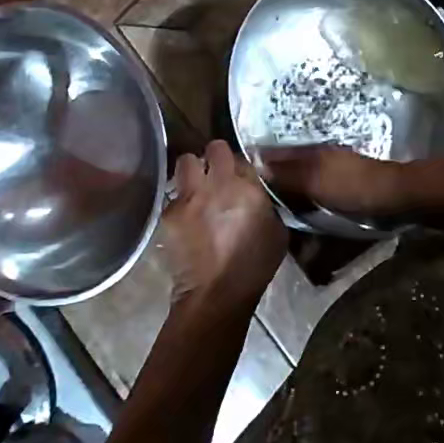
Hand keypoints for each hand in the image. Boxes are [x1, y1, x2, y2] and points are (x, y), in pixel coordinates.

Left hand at [158, 141, 285, 309]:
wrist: (216, 293)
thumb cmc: (254, 263)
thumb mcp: (276, 228)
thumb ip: (263, 202)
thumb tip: (255, 192)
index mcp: (245, 185)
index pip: (237, 153)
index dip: (238, 161)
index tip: (240, 171)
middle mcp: (214, 183)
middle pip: (210, 150)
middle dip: (213, 157)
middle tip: (217, 173)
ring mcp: (187, 198)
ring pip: (184, 165)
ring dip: (193, 173)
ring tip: (199, 190)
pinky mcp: (167, 215)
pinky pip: (173, 196)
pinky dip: (181, 201)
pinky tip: (189, 218)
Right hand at [258, 146, 401, 217]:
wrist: (396, 197)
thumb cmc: (353, 186)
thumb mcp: (316, 181)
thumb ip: (287, 174)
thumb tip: (254, 165)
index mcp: (311, 154)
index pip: (274, 155)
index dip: (255, 164)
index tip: (232, 180)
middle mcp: (319, 161)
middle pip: (287, 170)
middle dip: (269, 184)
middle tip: (246, 206)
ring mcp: (332, 177)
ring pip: (300, 186)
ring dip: (287, 199)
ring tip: (267, 218)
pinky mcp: (343, 193)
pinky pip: (314, 199)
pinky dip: (303, 208)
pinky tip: (296, 221)